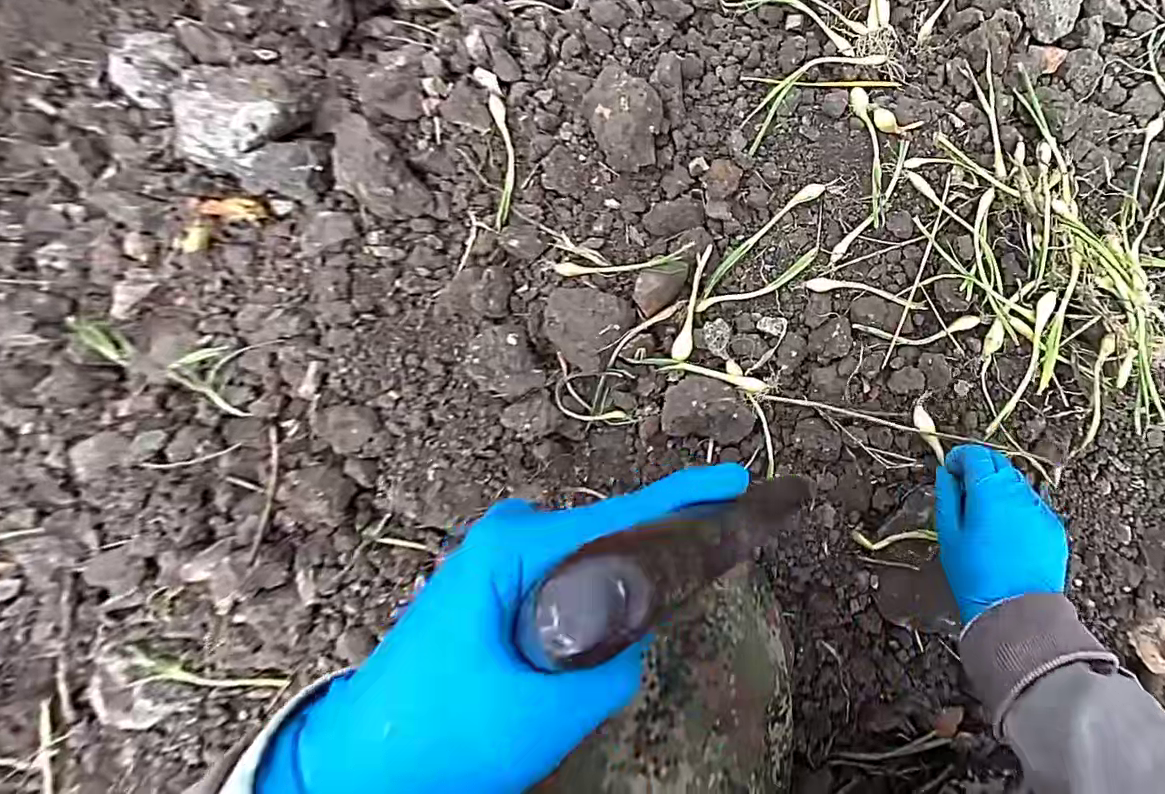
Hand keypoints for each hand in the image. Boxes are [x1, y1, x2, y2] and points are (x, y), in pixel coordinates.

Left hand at [259, 464, 751, 793]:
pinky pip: (571, 562)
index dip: (687, 494)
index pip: (623, 513)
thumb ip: (618, 661)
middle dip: (666, 533)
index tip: (736, 481)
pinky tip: (620, 601)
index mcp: (516, 546)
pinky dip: (603, 575)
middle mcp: (511, 531)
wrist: (348, 781)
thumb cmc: (442, 742)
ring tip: (672, 579)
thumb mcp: (548, 708)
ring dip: (632, 562)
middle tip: (717, 540)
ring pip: (593, 546)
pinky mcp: (496, 573)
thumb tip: (645, 628)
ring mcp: (501, 549)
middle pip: (614, 524)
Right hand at [934, 445, 1067, 621]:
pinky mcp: (1053, 526)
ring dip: (999, 488)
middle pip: (998, 463)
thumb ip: (947, 497)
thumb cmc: (977, 578)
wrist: (1017, 614)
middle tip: (965, 489)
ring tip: (986, 515)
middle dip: (980, 469)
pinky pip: (1032, 506)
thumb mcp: (950, 536)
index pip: (975, 454)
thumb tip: (945, 474)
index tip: (951, 469)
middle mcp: (1018, 491)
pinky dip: (1018, 508)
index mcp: (989, 489)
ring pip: (1016, 483)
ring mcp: (1039, 507)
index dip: (959, 458)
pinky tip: (1007, 532)